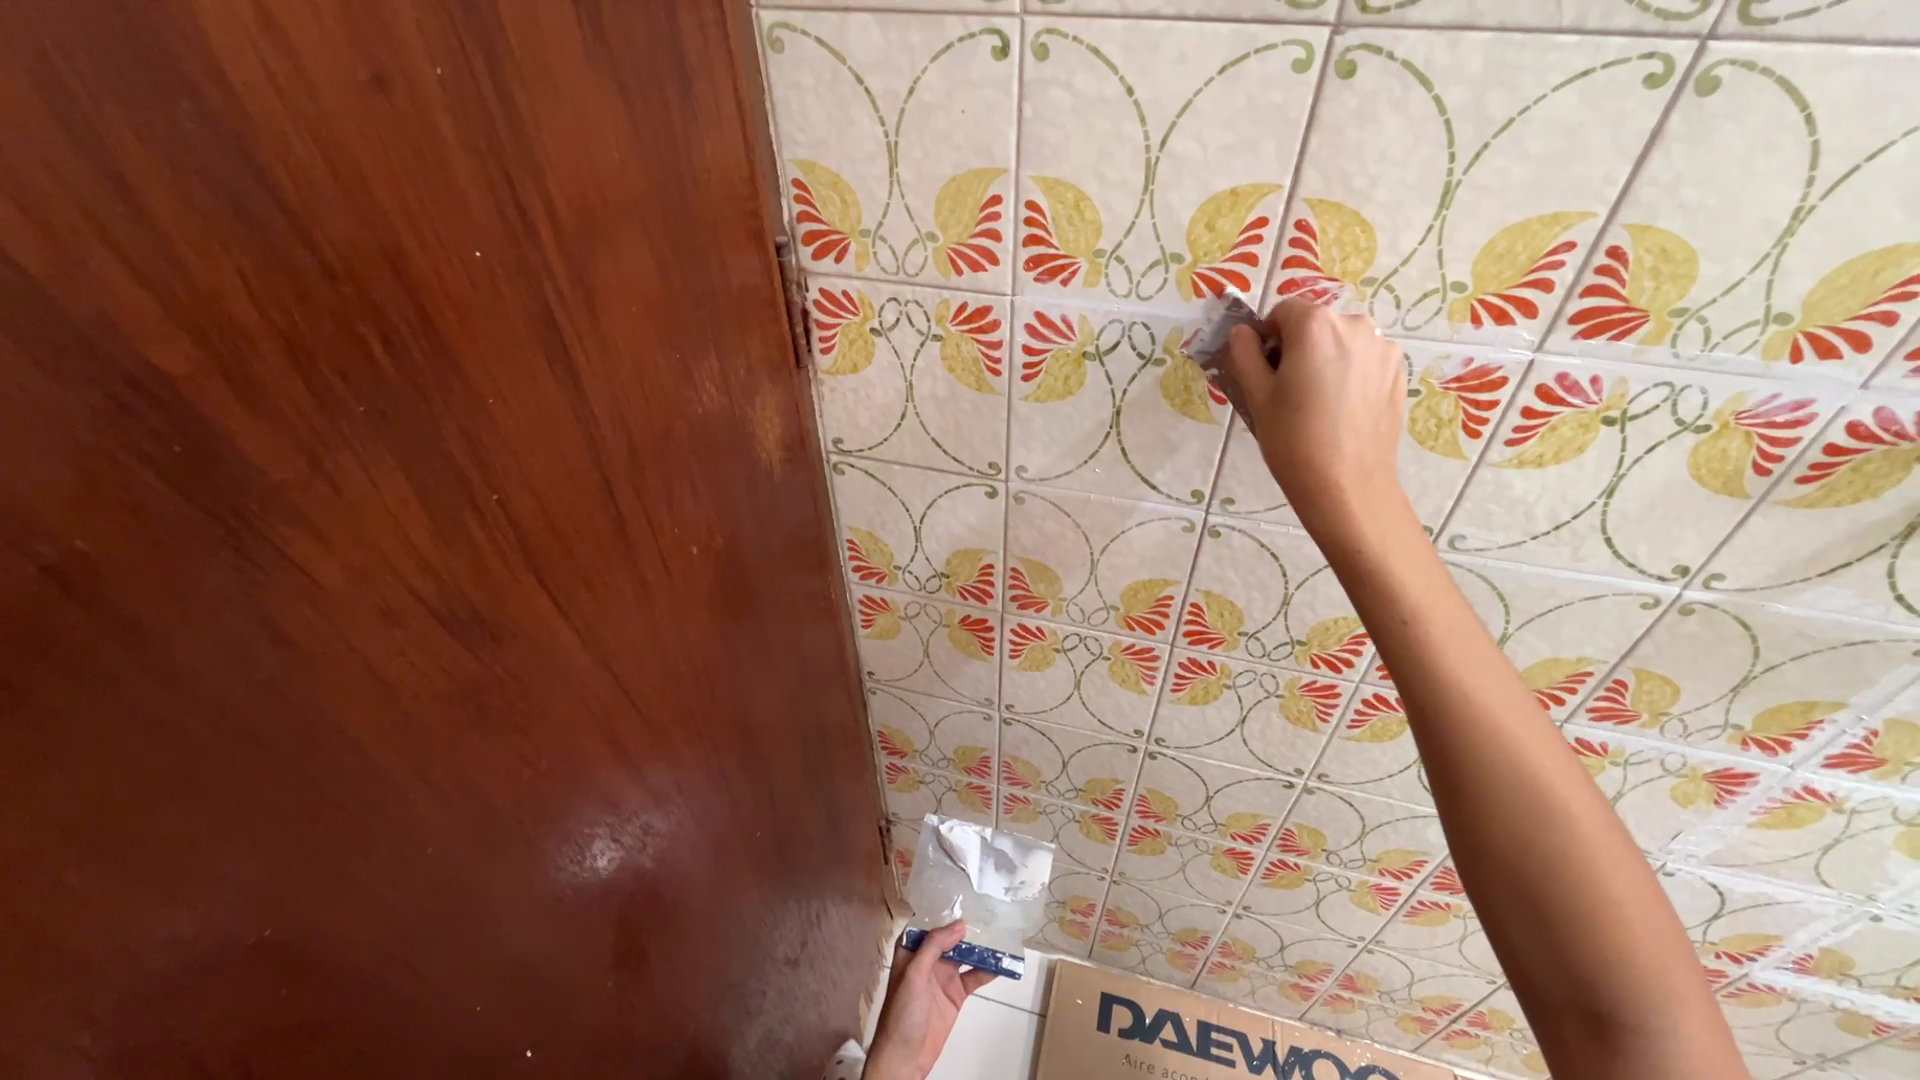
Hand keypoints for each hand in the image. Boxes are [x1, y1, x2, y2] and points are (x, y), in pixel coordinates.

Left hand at [863, 921, 996, 1079]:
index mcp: (911, 951)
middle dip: (968, 928)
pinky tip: (1002, 963)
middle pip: (951, 938)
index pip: (929, 923)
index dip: (946, 911)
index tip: (968, 898)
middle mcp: (928, 960)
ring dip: (981, 947)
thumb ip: (934, 946)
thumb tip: (960, 924)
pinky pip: (974, 977)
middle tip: (992, 913)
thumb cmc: (902, 1012)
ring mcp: (943, 977)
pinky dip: (987, 970)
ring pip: (965, 955)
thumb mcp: (914, 974)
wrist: (905, 1058)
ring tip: (1001, 934)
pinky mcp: (956, 995)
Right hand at [1224, 299, 1406, 535]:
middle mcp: (1355, 325)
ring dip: (1326, 359)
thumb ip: (1244, 354)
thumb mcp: (1257, 396)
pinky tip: (1340, 410)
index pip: (1282, 312)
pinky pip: (1364, 360)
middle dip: (1299, 347)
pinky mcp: (1398, 371)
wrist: (1347, 484)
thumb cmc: (1293, 440)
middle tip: (1288, 391)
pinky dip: (1349, 374)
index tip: (1264, 371)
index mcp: (1315, 325)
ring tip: (1317, 403)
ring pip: (1341, 342)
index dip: (1267, 338)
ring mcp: (1383, 347)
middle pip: (1315, 324)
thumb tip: (1243, 333)